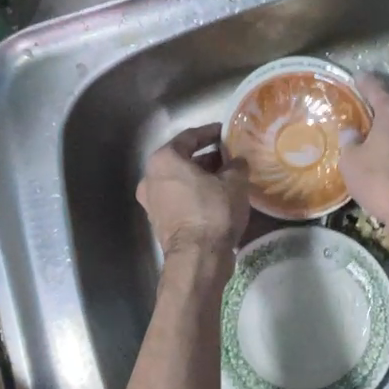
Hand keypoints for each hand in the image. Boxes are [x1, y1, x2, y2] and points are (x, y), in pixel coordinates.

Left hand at [136, 124, 250, 258]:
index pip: (189, 137)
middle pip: (182, 160)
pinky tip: (216, 197)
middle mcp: (151, 178)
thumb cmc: (214, 211)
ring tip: (226, 177)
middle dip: (206, 157)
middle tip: (229, 157)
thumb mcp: (234, 182)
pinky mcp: (159, 221)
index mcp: (164, 160)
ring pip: (180, 181)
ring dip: (201, 177)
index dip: (210, 132)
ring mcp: (152, 202)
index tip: (225, 131)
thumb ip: (236, 165)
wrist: (198, 257)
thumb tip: (237, 162)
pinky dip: (195, 194)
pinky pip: (179, 198)